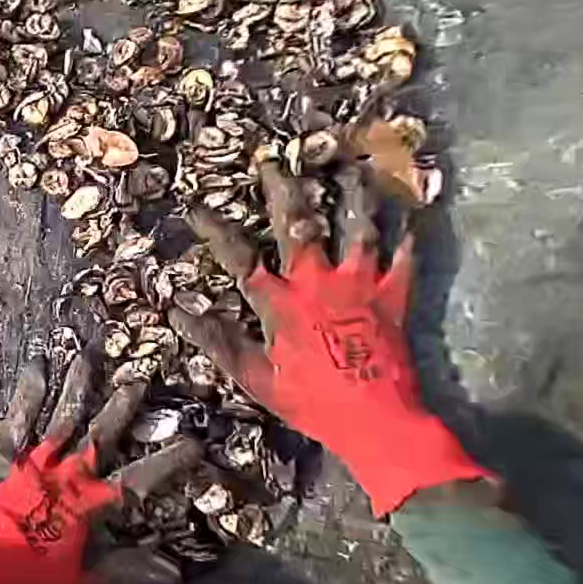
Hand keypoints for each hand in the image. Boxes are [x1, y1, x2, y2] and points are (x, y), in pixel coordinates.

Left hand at [0, 353, 201, 583]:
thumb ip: (126, 571)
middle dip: (120, 407)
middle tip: (139, 378)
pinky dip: (29, 392)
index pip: (137, 481)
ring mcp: (33, 460)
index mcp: (87, 506)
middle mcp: (64, 474)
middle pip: (99, 434)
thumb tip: (175, 570)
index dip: (166, 463)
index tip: (194, 443)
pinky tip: (37, 365)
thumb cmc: (30, 574)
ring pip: (61, 416)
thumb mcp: (82, 580)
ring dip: (77, 386)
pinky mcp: (5, 455)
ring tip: (87, 356)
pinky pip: (19, 418)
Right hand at [169, 161, 490, 515]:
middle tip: (274, 163)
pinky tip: (407, 209)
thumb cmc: (308, 399)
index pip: (238, 257)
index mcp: (279, 303)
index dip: (215, 229)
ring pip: (356, 230)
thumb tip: (176, 312)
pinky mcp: (394, 297)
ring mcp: (360, 287)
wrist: (379, 421)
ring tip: (347, 169)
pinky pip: (403, 257)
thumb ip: (216, 340)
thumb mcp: (252, 376)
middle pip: (298, 227)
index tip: (196, 207)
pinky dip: (404, 232)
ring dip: (351, 197)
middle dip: (283, 192)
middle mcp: (318, 284)